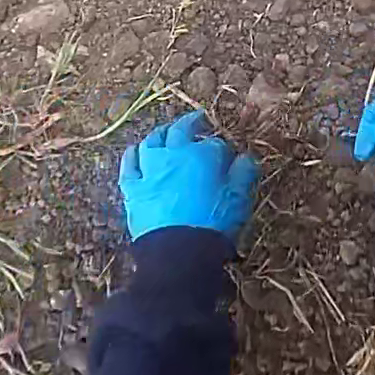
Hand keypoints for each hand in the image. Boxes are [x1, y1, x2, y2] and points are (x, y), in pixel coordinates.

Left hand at [120, 111, 255, 239]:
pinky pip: (129, 166)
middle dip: (191, 124)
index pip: (215, 143)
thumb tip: (246, 158)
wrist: (179, 253)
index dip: (222, 149)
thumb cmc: (214, 222)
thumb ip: (243, 172)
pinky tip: (136, 151)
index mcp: (202, 155)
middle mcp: (174, 155)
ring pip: (151, 142)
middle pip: (180, 131)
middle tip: (198, 121)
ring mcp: (150, 171)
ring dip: (160, 134)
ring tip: (166, 132)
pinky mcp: (133, 190)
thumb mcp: (239, 197)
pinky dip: (133, 155)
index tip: (228, 156)